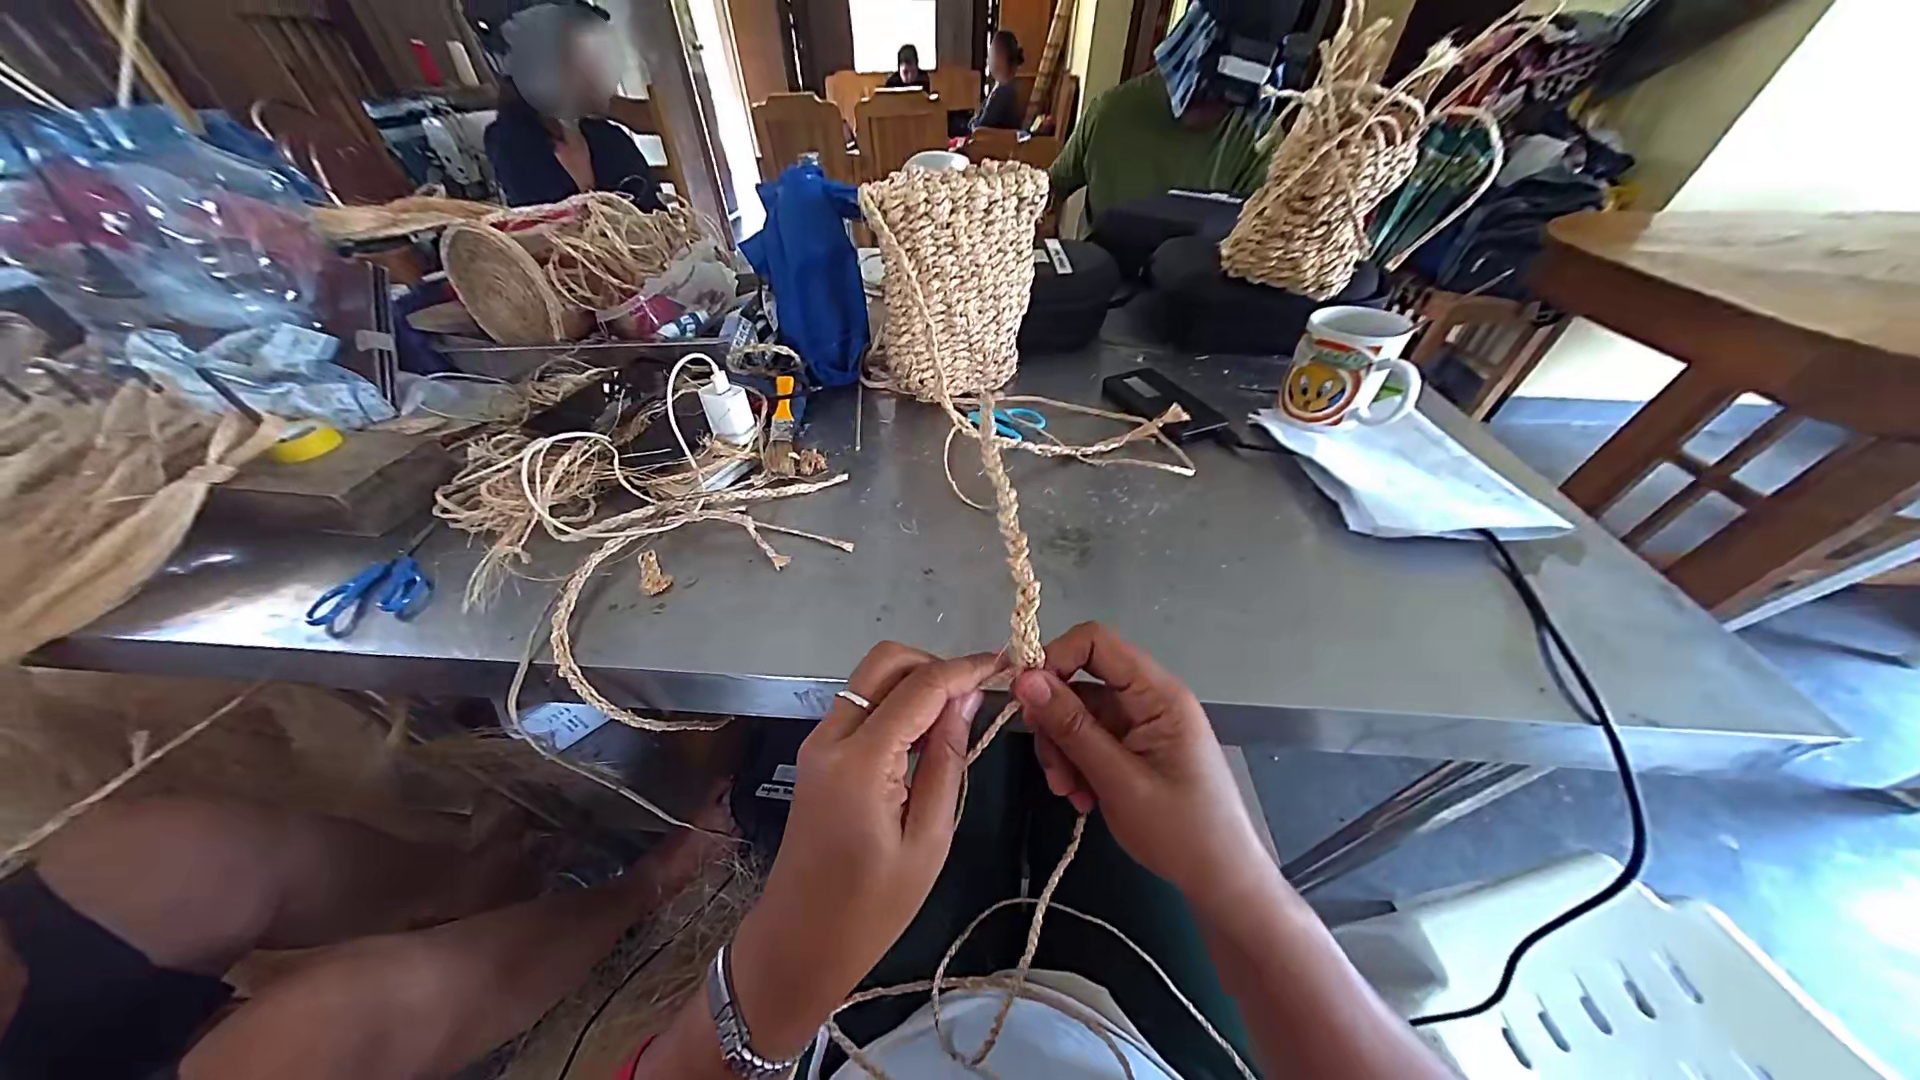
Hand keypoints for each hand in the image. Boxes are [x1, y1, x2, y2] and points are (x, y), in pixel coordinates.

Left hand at [726, 644, 994, 1057]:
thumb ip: (947, 757)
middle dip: (934, 664)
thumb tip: (968, 698)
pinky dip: (896, 701)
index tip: (1002, 664)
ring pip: (871, 676)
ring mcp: (819, 740)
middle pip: (885, 661)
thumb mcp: (929, 838)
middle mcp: (832, 736)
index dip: (965, 669)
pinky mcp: (818, 751)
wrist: (799, 941)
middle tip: (971, 695)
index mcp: (860, 761)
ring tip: (954, 715)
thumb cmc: (872, 907)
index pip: (920, 687)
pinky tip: (923, 732)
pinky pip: (862, 703)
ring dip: (915, 680)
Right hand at [1013, 622, 1278, 909]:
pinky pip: (1088, 738)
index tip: (1025, 695)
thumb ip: (1071, 727)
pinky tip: (1081, 797)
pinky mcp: (1131, 745)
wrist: (1221, 882)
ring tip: (1068, 792)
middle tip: (1048, 762)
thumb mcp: (1118, 780)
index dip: (1056, 657)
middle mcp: (1147, 698)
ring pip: (1078, 713)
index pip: (1097, 642)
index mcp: (1157, 693)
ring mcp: (1138, 722)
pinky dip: (1075, 763)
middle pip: (1081, 682)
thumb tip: (1026, 680)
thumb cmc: (1181, 831)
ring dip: (1062, 749)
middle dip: (1055, 719)